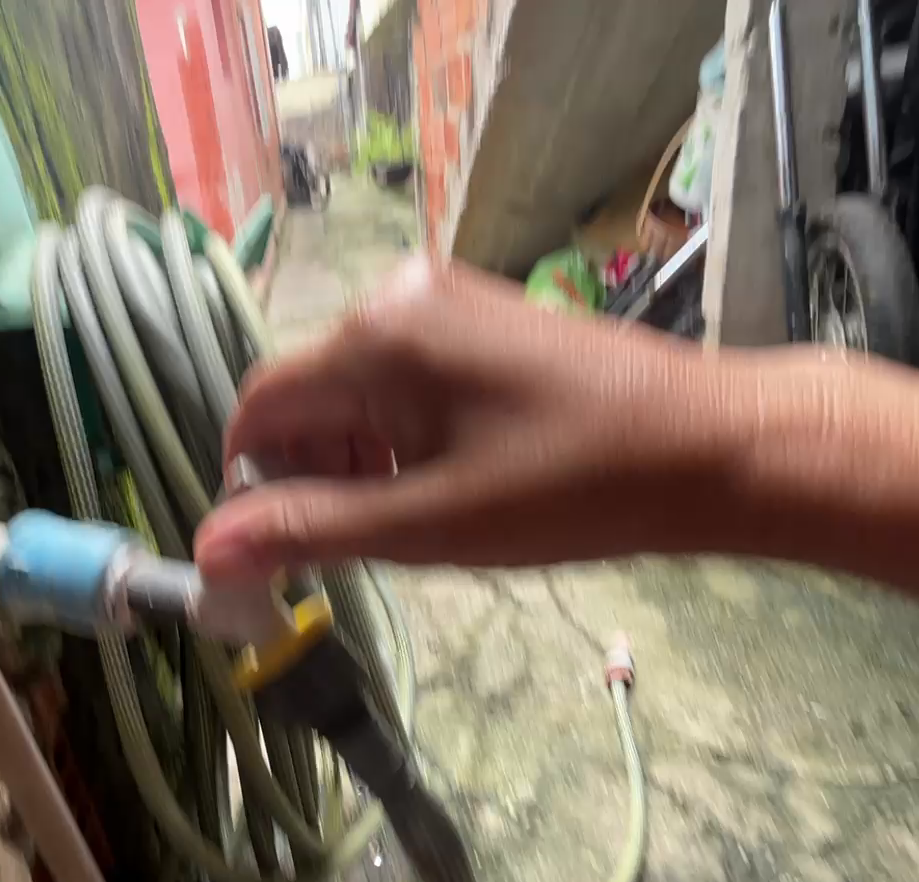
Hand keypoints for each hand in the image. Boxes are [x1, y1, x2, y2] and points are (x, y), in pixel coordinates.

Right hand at [197, 259, 747, 579]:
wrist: (711, 446)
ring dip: (348, 459)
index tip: (277, 546)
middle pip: (302, 397)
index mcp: (373, 338)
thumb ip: (309, 528)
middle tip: (352, 540)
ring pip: (346, 391)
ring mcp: (436, 299)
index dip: (251, 480)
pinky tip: (431, 474)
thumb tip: (207, 548)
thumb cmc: (568, 492)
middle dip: (306, 472)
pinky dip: (387, 434)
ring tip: (402, 514)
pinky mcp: (470, 317)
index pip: (259, 407)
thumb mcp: (427, 523)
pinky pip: (392, 378)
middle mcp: (391, 297)